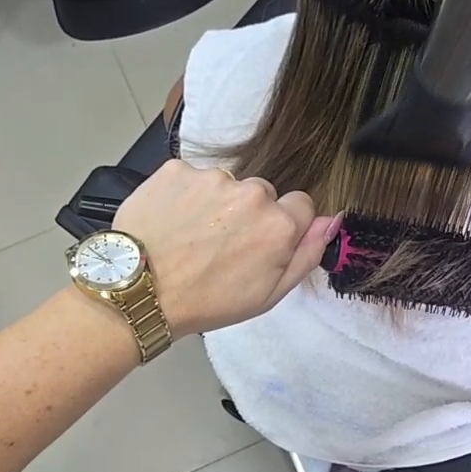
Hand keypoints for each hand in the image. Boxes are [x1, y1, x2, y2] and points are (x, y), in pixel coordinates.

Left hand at [113, 160, 337, 335]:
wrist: (139, 292)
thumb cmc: (205, 302)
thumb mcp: (268, 294)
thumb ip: (306, 254)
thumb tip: (331, 221)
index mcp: (278, 224)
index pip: (301, 205)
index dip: (282, 226)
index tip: (259, 244)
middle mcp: (251, 192)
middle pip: (262, 194)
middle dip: (247, 214)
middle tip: (220, 246)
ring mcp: (212, 178)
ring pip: (225, 185)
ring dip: (215, 203)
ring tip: (190, 236)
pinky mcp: (176, 169)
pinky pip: (191, 176)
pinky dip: (183, 194)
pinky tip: (171, 221)